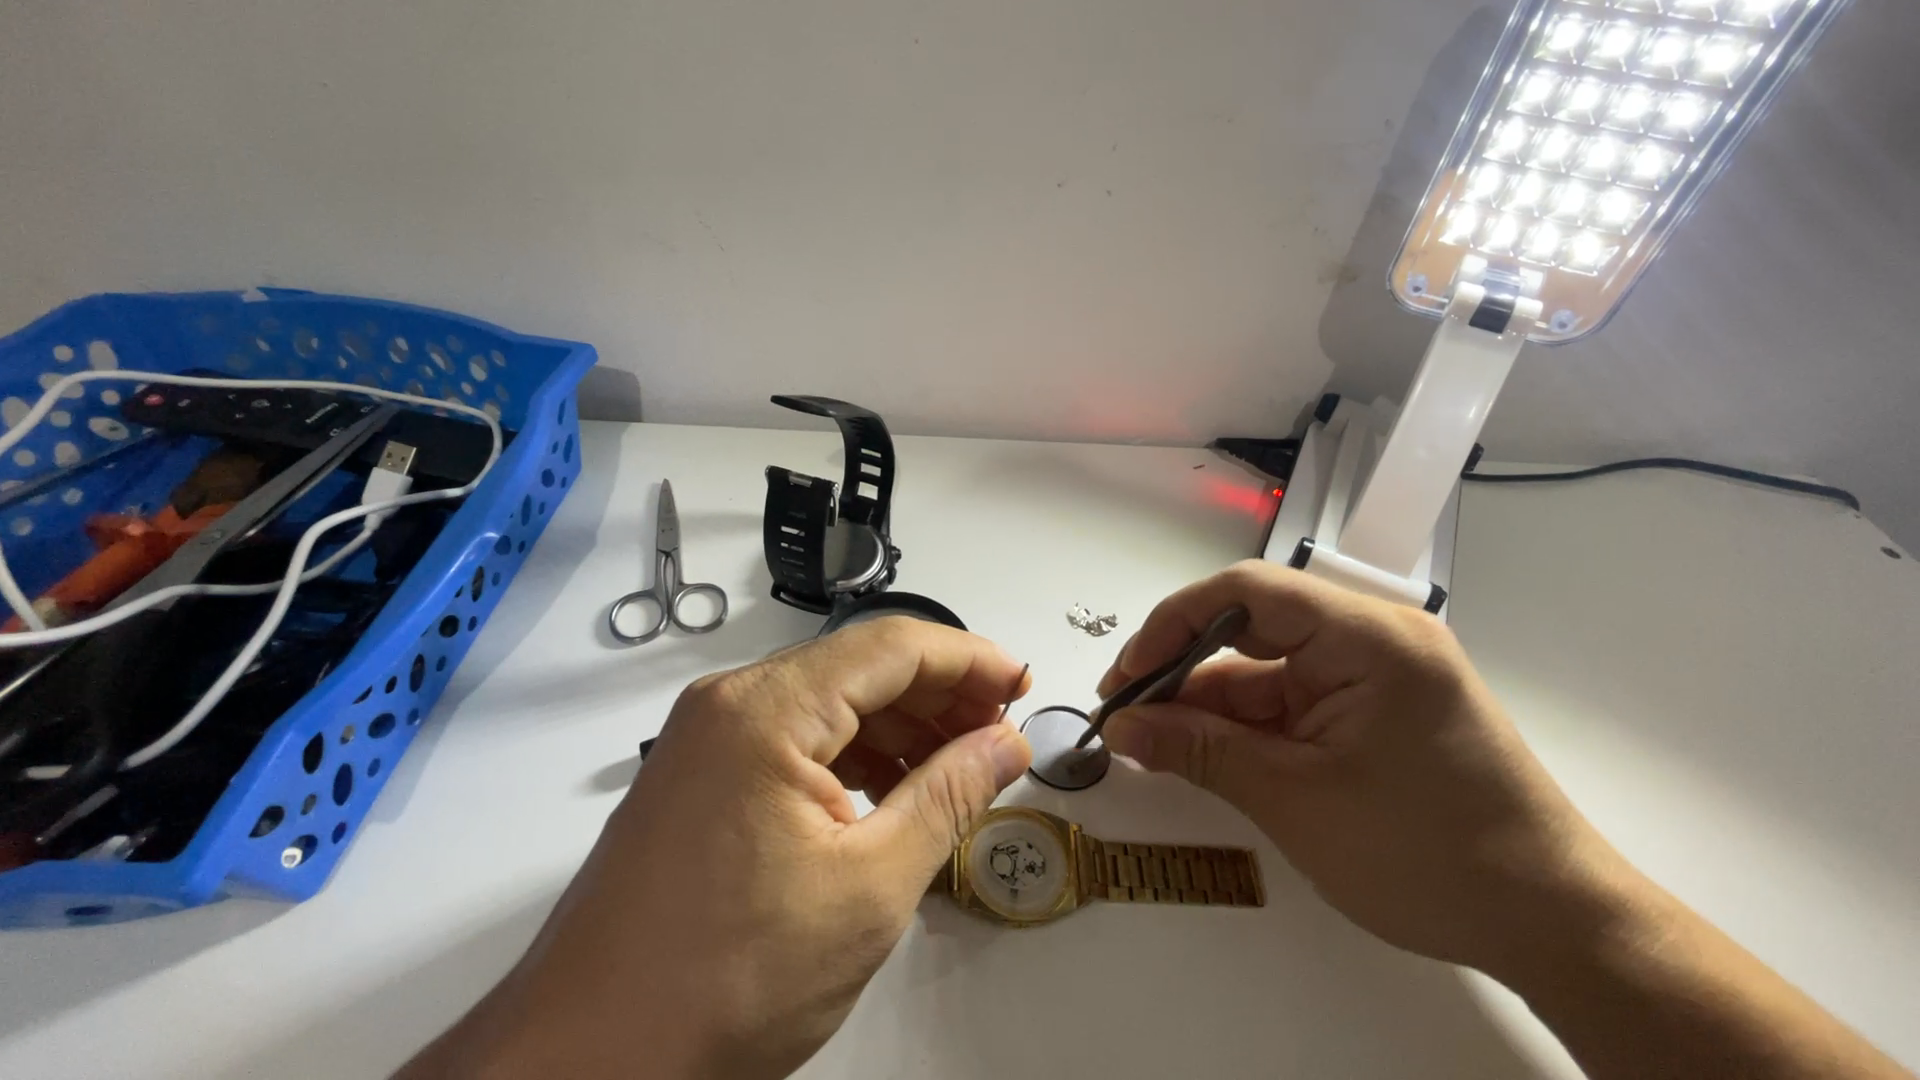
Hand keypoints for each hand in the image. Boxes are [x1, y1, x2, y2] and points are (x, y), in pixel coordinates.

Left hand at [400, 617, 1031, 1079]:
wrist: (587, 1062)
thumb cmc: (732, 979)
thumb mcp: (869, 886)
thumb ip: (949, 796)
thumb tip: (1006, 742)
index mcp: (767, 709)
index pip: (891, 646)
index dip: (969, 659)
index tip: (1024, 687)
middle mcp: (729, 704)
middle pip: (859, 667)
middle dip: (939, 695)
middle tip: (1000, 738)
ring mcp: (707, 740)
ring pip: (828, 704)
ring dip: (900, 727)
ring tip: (959, 769)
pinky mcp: (700, 779)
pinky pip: (795, 741)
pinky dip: (854, 757)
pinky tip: (893, 793)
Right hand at [1097, 561, 1631, 982]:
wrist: (1552, 924)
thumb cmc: (1429, 856)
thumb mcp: (1296, 800)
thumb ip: (1200, 751)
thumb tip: (1121, 727)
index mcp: (1369, 638)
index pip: (1247, 593)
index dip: (1174, 624)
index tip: (1127, 676)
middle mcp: (1373, 639)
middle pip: (1251, 628)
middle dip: (1183, 667)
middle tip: (1126, 711)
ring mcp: (1375, 675)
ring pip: (1265, 671)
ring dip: (1208, 704)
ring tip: (1148, 740)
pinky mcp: (1373, 710)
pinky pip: (1290, 702)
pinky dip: (1243, 726)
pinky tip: (1199, 750)